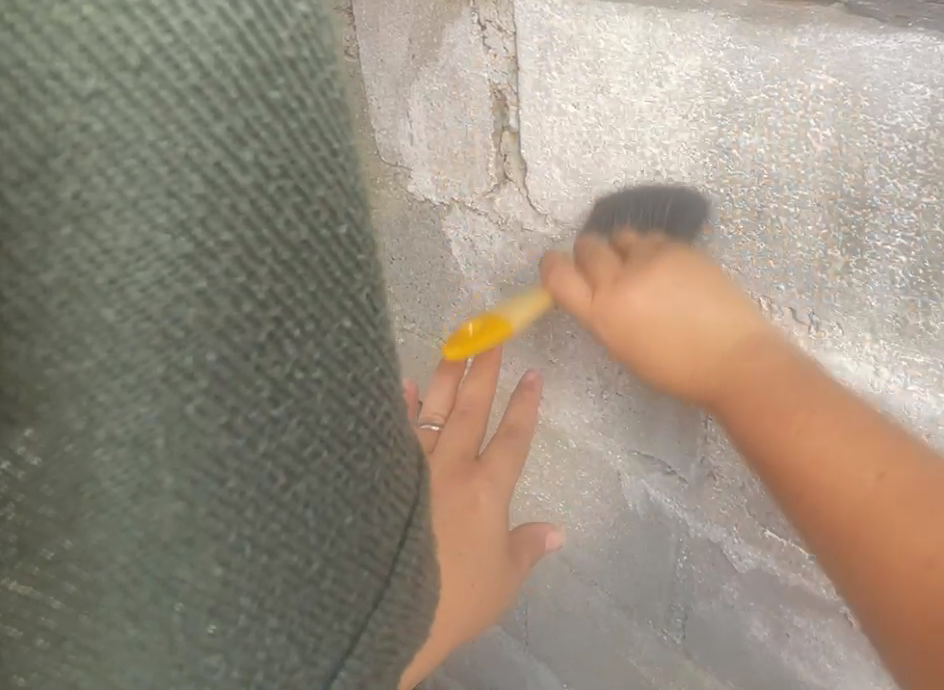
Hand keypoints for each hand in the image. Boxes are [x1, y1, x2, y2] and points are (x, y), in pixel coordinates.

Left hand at [398, 347, 561, 689]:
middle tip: (493, 332)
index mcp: (486, 490)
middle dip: (486, 368)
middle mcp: (452, 466)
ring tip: (456, 342)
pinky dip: (401, 406)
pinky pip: (396, 430)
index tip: (533, 373)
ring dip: (448, 374)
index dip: (525, 405)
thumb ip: (527, 548)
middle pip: (472, 408)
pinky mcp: (385, 473)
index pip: (512, 437)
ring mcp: (415, 466)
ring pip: (435, 409)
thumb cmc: (453, 600)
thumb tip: (558, 530)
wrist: (389, 612)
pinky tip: (404, 384)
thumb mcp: (502, 582)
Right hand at [541, 231, 781, 410]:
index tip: (559, 266)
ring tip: (642, 267)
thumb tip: (597, 290)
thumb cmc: (678, 370)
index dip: (553, 265)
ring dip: (623, 248)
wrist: (736, 359)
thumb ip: (603, 315)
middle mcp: (619, 280)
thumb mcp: (623, 348)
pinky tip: (670, 270)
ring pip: (620, 235)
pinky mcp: (679, 248)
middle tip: (608, 268)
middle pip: (587, 245)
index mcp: (601, 314)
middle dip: (590, 254)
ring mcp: (651, 259)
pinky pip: (653, 238)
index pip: (556, 273)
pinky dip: (654, 250)